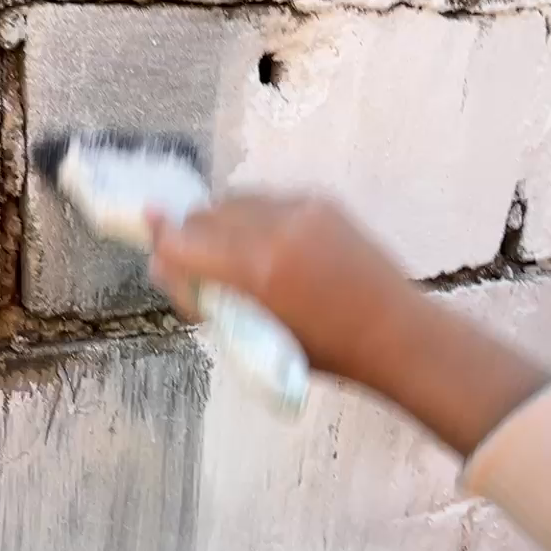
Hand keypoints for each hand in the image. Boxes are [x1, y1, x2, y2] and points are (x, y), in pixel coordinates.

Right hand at [147, 194, 550, 455]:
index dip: (161, 241)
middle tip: (199, 264)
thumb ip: (201, 296)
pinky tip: (267, 245)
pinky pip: (264, 199)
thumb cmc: (321, 350)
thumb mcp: (250, 335)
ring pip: (233, 201)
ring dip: (221, 224)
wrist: (397, 333)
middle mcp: (276, 229)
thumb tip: (159, 264)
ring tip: (235, 254)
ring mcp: (301, 209)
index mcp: (256, 271)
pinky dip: (252, 219)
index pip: (184, 241)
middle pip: (204, 213)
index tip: (152, 242)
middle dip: (192, 235)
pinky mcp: (319, 201)